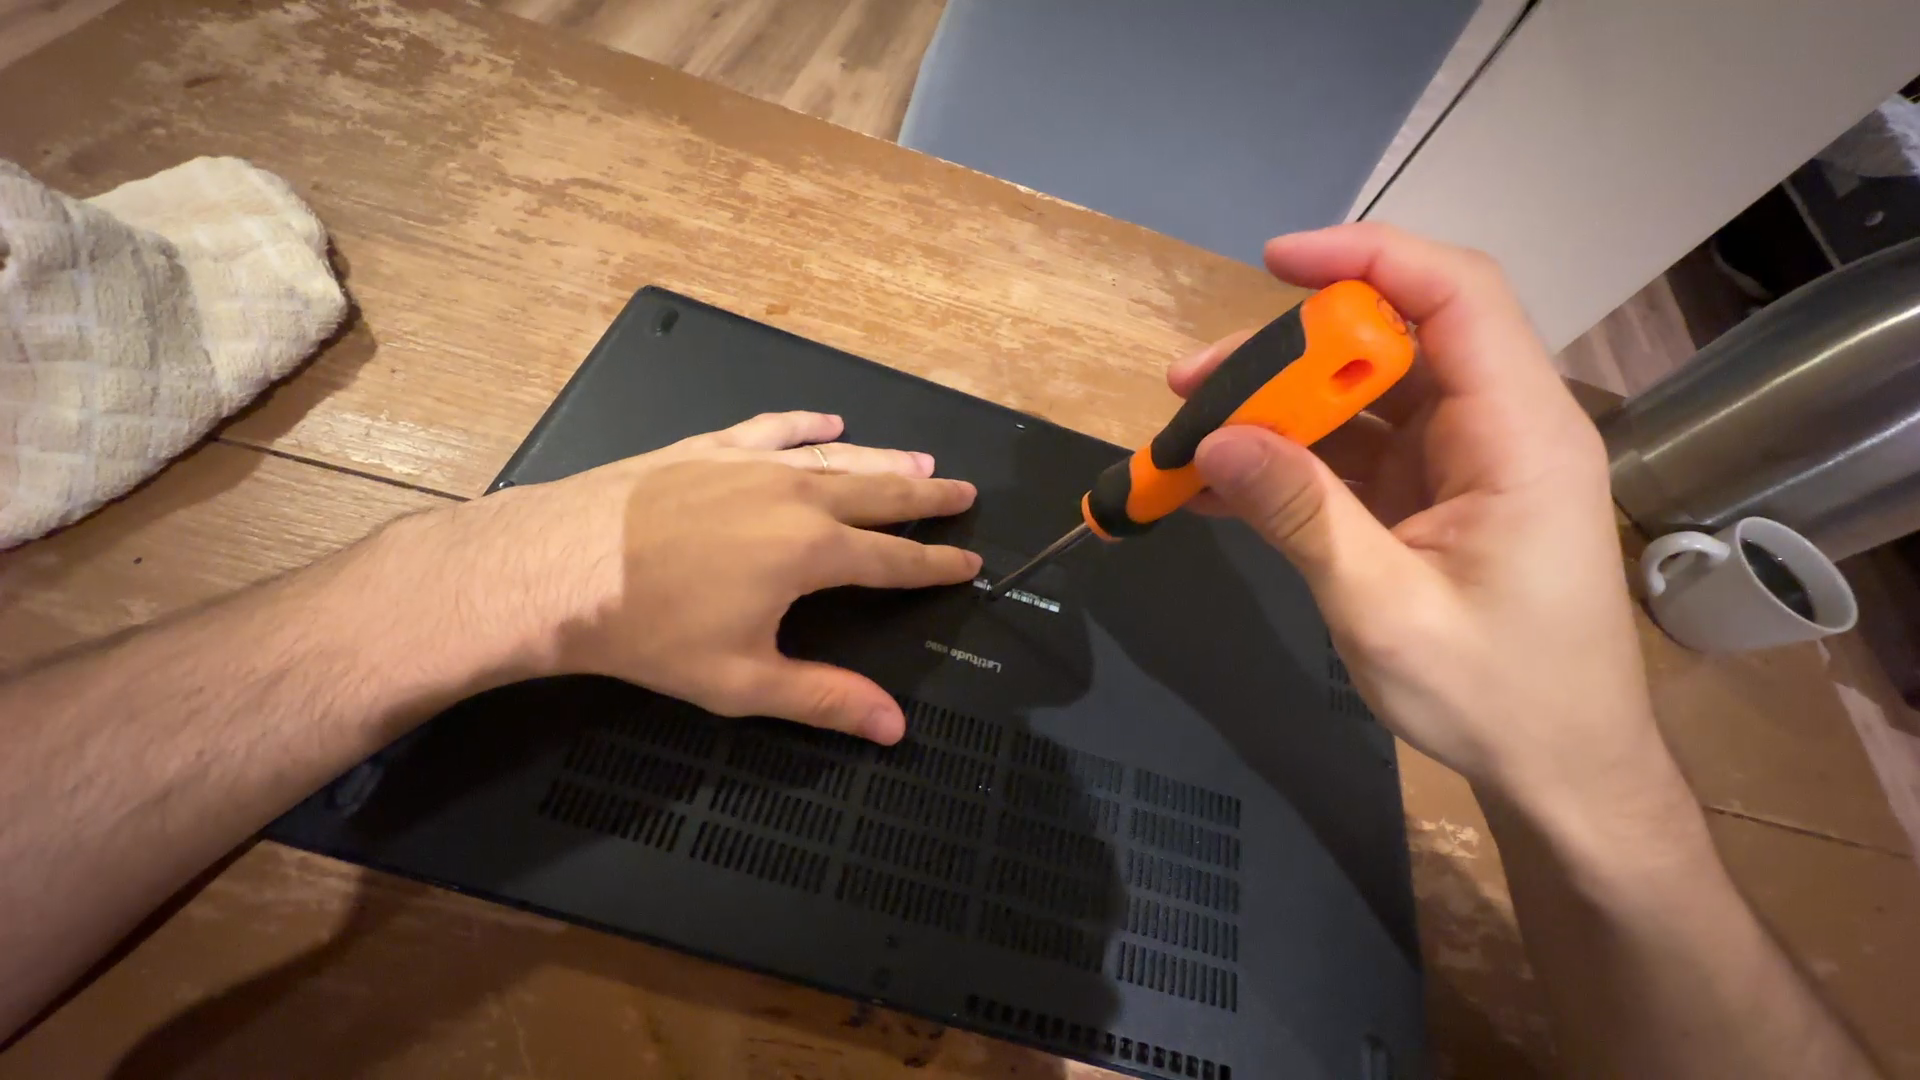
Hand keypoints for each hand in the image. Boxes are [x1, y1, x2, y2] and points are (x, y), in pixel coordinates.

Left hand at [400, 412, 979, 743]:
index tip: (970, 561)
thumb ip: (826, 699)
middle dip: (928, 497)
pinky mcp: (710, 446)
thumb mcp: (744, 680)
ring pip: (839, 456)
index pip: (895, 558)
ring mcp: (752, 463)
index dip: (937, 564)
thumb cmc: (652, 631)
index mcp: (814, 551)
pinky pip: (775, 427)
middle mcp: (796, 496)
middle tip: (964, 493)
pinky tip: (830, 421)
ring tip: (921, 461)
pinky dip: (809, 425)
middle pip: (880, 492)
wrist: (552, 569)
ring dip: (885, 458)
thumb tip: (896, 728)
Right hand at [1174, 224, 1665, 813]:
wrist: (1554, 769)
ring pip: (1354, 403)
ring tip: (1185, 440)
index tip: (1273, 262)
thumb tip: (1213, 442)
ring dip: (1269, 416)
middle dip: (1282, 358)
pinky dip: (1282, 467)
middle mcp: (1491, 431)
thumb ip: (1301, 515)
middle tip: (1190, 385)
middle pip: (1384, 347)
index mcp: (1516, 437)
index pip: (1453, 298)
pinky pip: (1345, 460)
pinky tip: (1213, 488)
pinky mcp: (1421, 501)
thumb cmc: (1494, 694)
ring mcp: (1453, 467)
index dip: (1366, 260)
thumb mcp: (1382, 607)